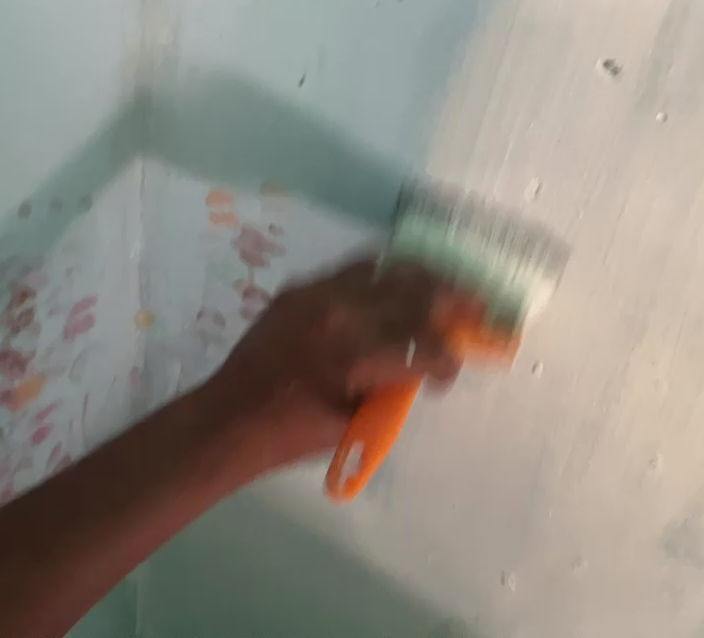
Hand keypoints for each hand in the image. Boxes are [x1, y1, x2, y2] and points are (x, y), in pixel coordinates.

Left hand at [199, 256, 482, 471]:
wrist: (228, 416)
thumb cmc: (290, 433)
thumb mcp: (352, 422)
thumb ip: (390, 387)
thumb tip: (419, 362)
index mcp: (355, 356)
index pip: (422, 346)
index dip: (446, 357)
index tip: (452, 368)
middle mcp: (341, 314)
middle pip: (412, 293)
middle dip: (451, 300)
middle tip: (475, 304)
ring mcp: (320, 294)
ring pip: (387, 271)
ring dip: (421, 279)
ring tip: (443, 284)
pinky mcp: (302, 287)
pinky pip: (352, 269)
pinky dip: (381, 275)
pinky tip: (397, 281)